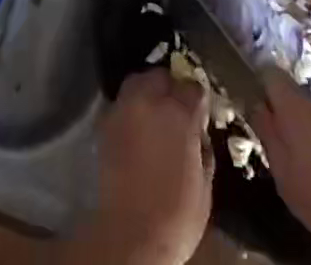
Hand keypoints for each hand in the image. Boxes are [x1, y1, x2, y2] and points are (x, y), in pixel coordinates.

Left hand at [59, 69, 211, 264]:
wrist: (130, 235)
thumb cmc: (177, 213)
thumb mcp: (205, 181)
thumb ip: (202, 145)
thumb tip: (198, 132)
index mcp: (180, 114)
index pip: (194, 87)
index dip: (198, 99)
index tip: (200, 113)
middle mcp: (149, 102)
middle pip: (161, 76)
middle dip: (170, 87)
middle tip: (175, 108)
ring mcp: (123, 110)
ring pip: (136, 82)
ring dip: (147, 91)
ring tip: (153, 112)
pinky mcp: (104, 124)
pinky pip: (121, 103)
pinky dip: (130, 108)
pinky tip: (136, 127)